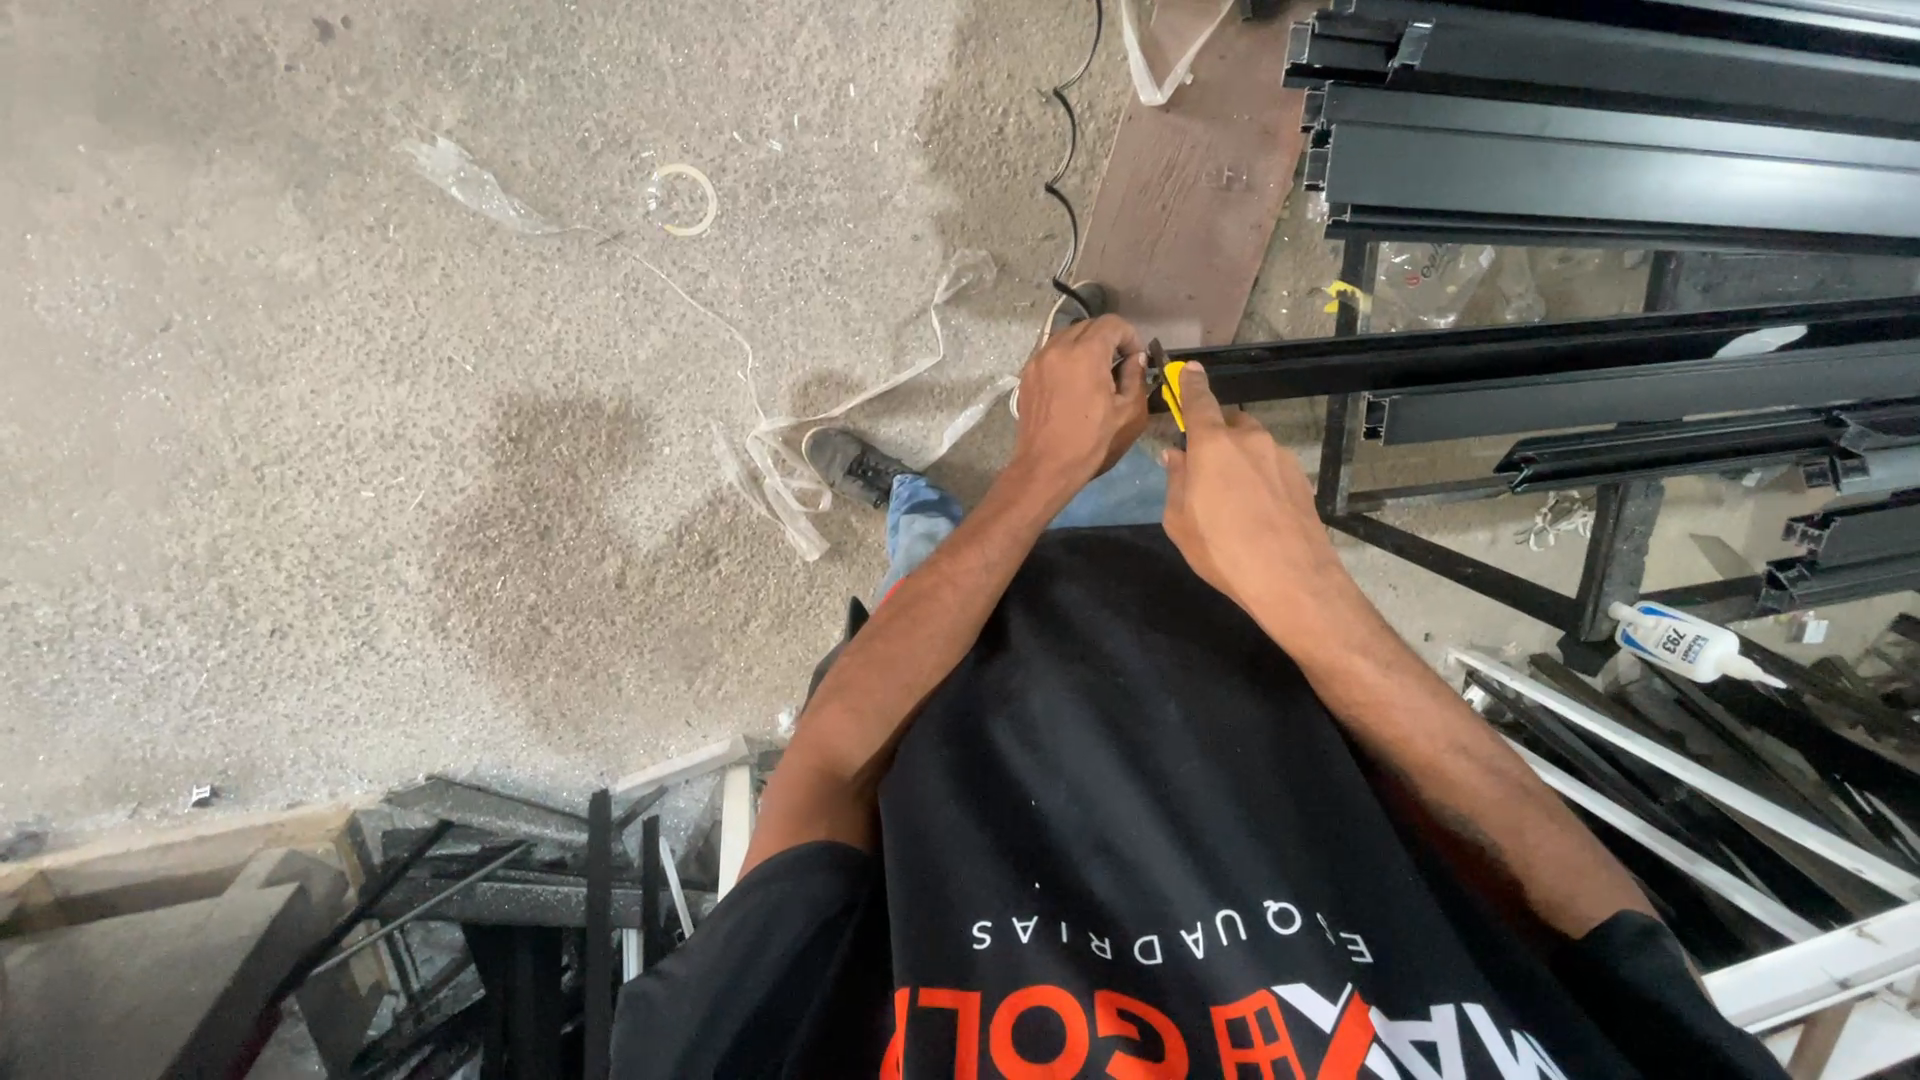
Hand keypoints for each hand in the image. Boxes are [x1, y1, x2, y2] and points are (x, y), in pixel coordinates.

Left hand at [1009, 315, 1148, 494]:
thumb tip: (1135, 359)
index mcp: (1085, 354)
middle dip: (1107, 339)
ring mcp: (1037, 360)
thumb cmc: (1092, 442)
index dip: (1129, 336)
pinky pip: (1050, 354)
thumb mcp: (1128, 412)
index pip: (1111, 324)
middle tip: (1117, 364)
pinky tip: (1072, 383)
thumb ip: (1136, 377)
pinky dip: (1065, 359)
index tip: (1135, 358)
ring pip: (1066, 337)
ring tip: (1094, 373)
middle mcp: (1058, 348)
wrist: (1046, 465)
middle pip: (1087, 326)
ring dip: (1084, 346)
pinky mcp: (1026, 375)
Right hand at [1162, 363, 1364, 632]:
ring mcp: (1280, 457)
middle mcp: (1249, 440)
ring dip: (1239, 460)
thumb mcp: (1179, 520)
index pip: (1199, 401)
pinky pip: (1270, 466)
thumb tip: (1176, 456)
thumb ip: (1176, 481)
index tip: (1188, 370)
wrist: (1291, 578)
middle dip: (1215, 436)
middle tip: (1204, 468)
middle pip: (1228, 424)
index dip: (1191, 384)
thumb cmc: (1221, 549)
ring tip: (1231, 499)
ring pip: (1252, 446)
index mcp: (1212, 445)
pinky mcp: (1300, 478)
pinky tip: (1255, 511)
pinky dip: (1259, 477)